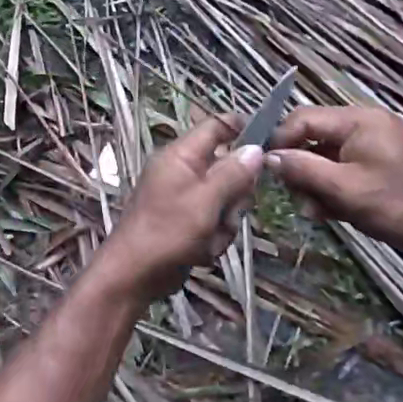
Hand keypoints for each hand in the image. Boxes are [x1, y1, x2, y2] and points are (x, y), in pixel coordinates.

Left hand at [95, 114, 264, 300]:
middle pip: (227, 168)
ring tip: (209, 238)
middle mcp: (181, 171)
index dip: (243, 129)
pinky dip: (212, 237)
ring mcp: (183, 197)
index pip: (216, 126)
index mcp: (180, 155)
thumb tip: (256, 149)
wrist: (133, 275)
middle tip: (227, 213)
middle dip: (234, 196)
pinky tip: (202, 252)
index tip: (269, 144)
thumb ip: (233, 173)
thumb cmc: (167, 232)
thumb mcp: (206, 200)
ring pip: (225, 199)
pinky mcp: (185, 221)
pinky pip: (213, 221)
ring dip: (224, 222)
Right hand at [267, 105, 402, 251]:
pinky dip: (335, 190)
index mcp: (358, 120)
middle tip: (298, 199)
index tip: (263, 170)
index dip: (278, 142)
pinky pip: (344, 171)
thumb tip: (268, 158)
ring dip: (316, 185)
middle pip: (313, 138)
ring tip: (319, 212)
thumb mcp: (346, 190)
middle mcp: (365, 126)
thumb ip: (304, 170)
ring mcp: (375, 147)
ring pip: (326, 159)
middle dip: (300, 169)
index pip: (302, 118)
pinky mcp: (382, 167)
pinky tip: (336, 213)